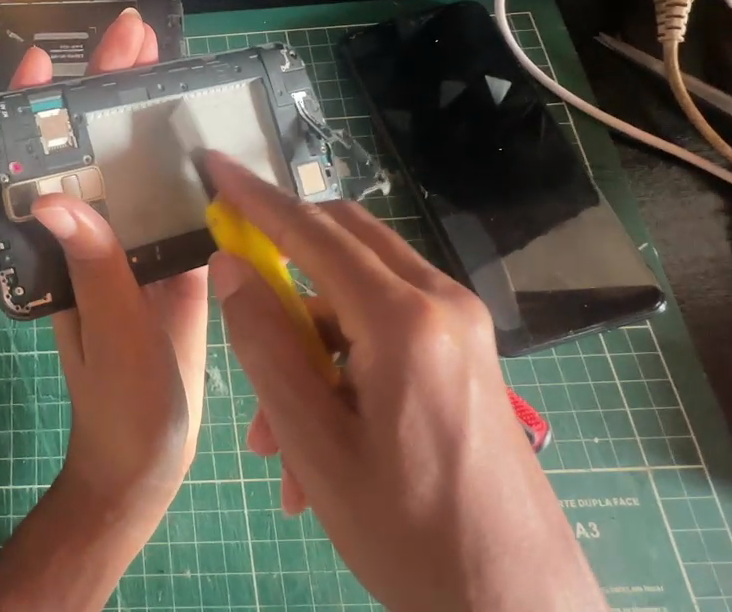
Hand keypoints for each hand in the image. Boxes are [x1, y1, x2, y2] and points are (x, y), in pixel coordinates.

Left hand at [0, 10, 207, 610]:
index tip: (43, 54)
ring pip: (132, 168)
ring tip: (170, 63)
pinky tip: (206, 134)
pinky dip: (183, 164)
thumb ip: (92, 269)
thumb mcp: (110, 335)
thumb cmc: (121, 405)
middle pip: (93, 150)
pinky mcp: (166, 264)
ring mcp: (130, 249)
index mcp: (64, 249)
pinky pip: (171, 204)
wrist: (146, 459)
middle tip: (136, 32)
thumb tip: (52, 198)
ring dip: (147, 115)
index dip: (37, 107)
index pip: (44, 163)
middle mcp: (92, 238)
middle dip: (107, 88)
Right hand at [205, 154, 602, 611]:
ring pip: (358, 294)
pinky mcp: (466, 354)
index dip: (254, 197)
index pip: (312, 231)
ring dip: (307, 341)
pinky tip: (316, 440)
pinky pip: (386, 327)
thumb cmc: (408, 532)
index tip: (213, 164)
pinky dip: (341, 360)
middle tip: (236, 300)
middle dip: (280, 268)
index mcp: (404, 320)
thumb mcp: (315, 443)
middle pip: (342, 242)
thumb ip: (266, 344)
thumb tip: (230, 266)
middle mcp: (441, 303)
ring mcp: (461, 327)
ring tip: (274, 436)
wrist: (519, 608)